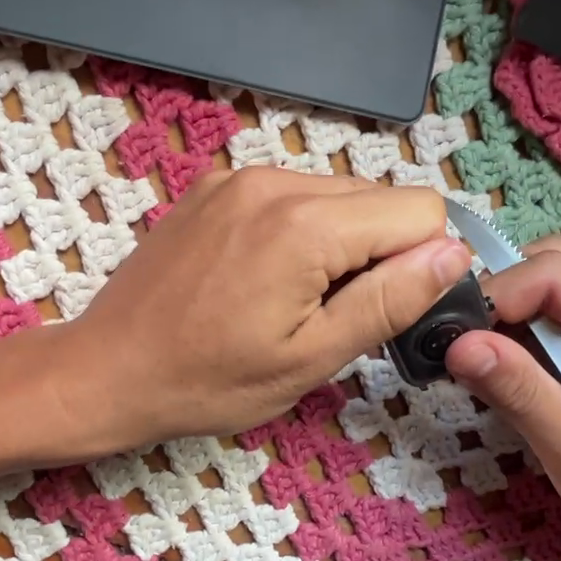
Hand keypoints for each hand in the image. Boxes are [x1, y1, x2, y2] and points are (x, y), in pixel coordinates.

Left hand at [62, 167, 469, 447]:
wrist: (107, 370)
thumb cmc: (206, 381)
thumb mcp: (309, 358)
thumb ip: (388, 301)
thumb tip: (453, 255)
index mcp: (306, 224)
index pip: (421, 210)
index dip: (421, 264)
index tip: (383, 310)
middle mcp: (275, 181)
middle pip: (380, 197)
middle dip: (380, 253)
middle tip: (333, 315)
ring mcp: (239, 178)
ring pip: (338, 195)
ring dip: (339, 244)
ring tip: (292, 301)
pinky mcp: (214, 188)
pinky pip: (290, 196)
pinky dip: (299, 232)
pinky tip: (262, 279)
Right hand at [443, 238, 560, 535]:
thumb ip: (522, 395)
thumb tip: (460, 345)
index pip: (555, 273)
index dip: (497, 297)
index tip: (459, 341)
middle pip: (554, 259)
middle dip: (503, 298)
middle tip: (474, 353)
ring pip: (556, 268)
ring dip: (516, 308)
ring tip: (501, 362)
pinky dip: (532, 317)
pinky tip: (528, 361)